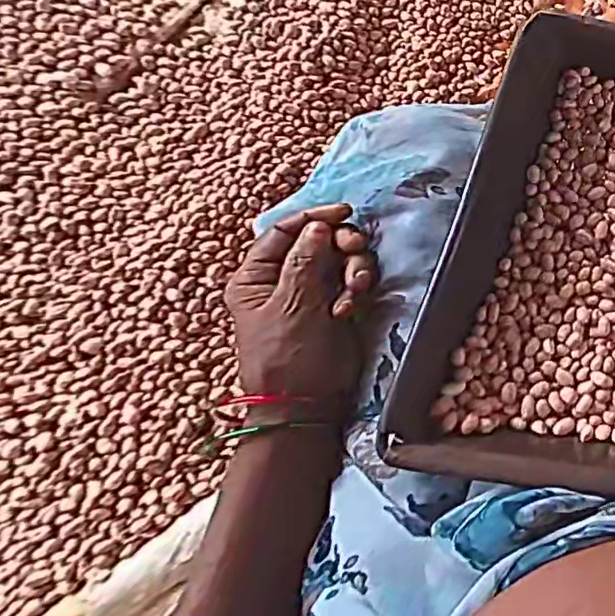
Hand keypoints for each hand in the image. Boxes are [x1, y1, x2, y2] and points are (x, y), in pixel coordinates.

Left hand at [224, 203, 377, 412]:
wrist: (309, 402)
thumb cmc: (288, 356)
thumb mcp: (292, 306)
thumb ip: (305, 262)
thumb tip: (318, 225)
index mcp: (257, 276)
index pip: (284, 231)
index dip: (314, 217)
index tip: (345, 213)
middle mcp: (285, 278)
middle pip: (320, 240)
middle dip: (342, 245)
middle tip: (354, 252)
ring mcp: (313, 290)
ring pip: (342, 257)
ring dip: (354, 268)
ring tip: (353, 291)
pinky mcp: (338, 302)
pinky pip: (353, 278)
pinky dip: (357, 286)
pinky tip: (352, 305)